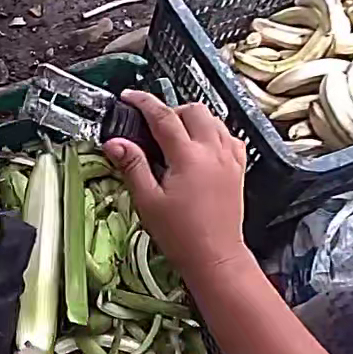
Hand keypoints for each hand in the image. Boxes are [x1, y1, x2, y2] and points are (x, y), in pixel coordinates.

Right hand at [104, 90, 250, 284]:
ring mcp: (230, 158)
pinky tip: (200, 145)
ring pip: (213, 119)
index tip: (128, 97)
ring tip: (173, 134)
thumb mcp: (147, 200)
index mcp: (188, 157)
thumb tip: (114, 142)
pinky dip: (212, 132)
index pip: (163, 116)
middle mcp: (213, 151)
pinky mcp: (238, 169)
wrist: (214, 256)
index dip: (143, 102)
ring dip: (191, 118)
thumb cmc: (179, 233)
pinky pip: (228, 136)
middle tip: (150, 125)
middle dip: (170, 110)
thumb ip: (132, 166)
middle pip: (193, 110)